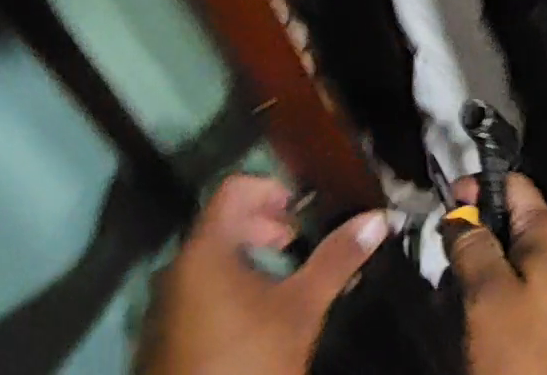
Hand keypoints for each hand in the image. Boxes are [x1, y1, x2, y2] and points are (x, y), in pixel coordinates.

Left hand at [136, 175, 389, 374]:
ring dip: (250, 254)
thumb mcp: (302, 308)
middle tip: (297, 241)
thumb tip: (377, 218)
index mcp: (207, 250)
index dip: (271, 189)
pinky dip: (231, 282)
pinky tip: (259, 312)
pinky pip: (201, 287)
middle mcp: (180, 267)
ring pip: (212, 256)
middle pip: (222, 221)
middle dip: (264, 223)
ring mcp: (170, 302)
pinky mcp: (170, 333)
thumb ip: (336, 258)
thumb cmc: (249, 358)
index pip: (234, 189)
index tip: (301, 210)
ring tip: (284, 277)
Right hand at [446, 174, 546, 374]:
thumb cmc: (532, 356)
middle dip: (478, 231)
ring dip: (485, 269)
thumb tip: (461, 214)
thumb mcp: (491, 298)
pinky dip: (500, 300)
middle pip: (516, 226)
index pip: (516, 186)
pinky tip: (479, 319)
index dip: (479, 185)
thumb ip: (474, 250)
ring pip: (519, 265)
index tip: (445, 200)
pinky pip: (527, 299)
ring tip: (452, 284)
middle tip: (441, 248)